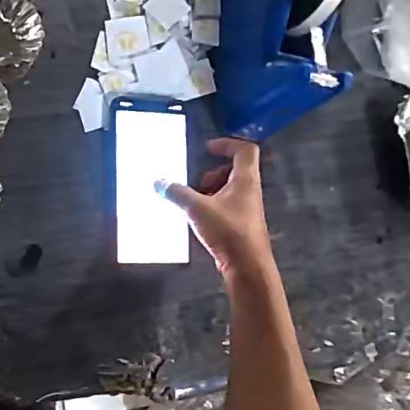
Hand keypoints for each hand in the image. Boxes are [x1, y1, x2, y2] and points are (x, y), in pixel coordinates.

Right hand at [158, 138, 272, 278]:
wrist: (247, 266)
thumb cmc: (228, 231)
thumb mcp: (197, 208)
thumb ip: (177, 193)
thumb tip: (159, 182)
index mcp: (246, 179)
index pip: (244, 149)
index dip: (227, 144)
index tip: (207, 148)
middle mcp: (250, 191)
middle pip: (234, 169)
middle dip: (212, 172)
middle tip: (198, 183)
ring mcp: (247, 208)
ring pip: (229, 189)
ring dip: (211, 191)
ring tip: (195, 202)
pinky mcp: (242, 224)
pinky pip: (227, 206)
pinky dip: (213, 206)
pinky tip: (199, 219)